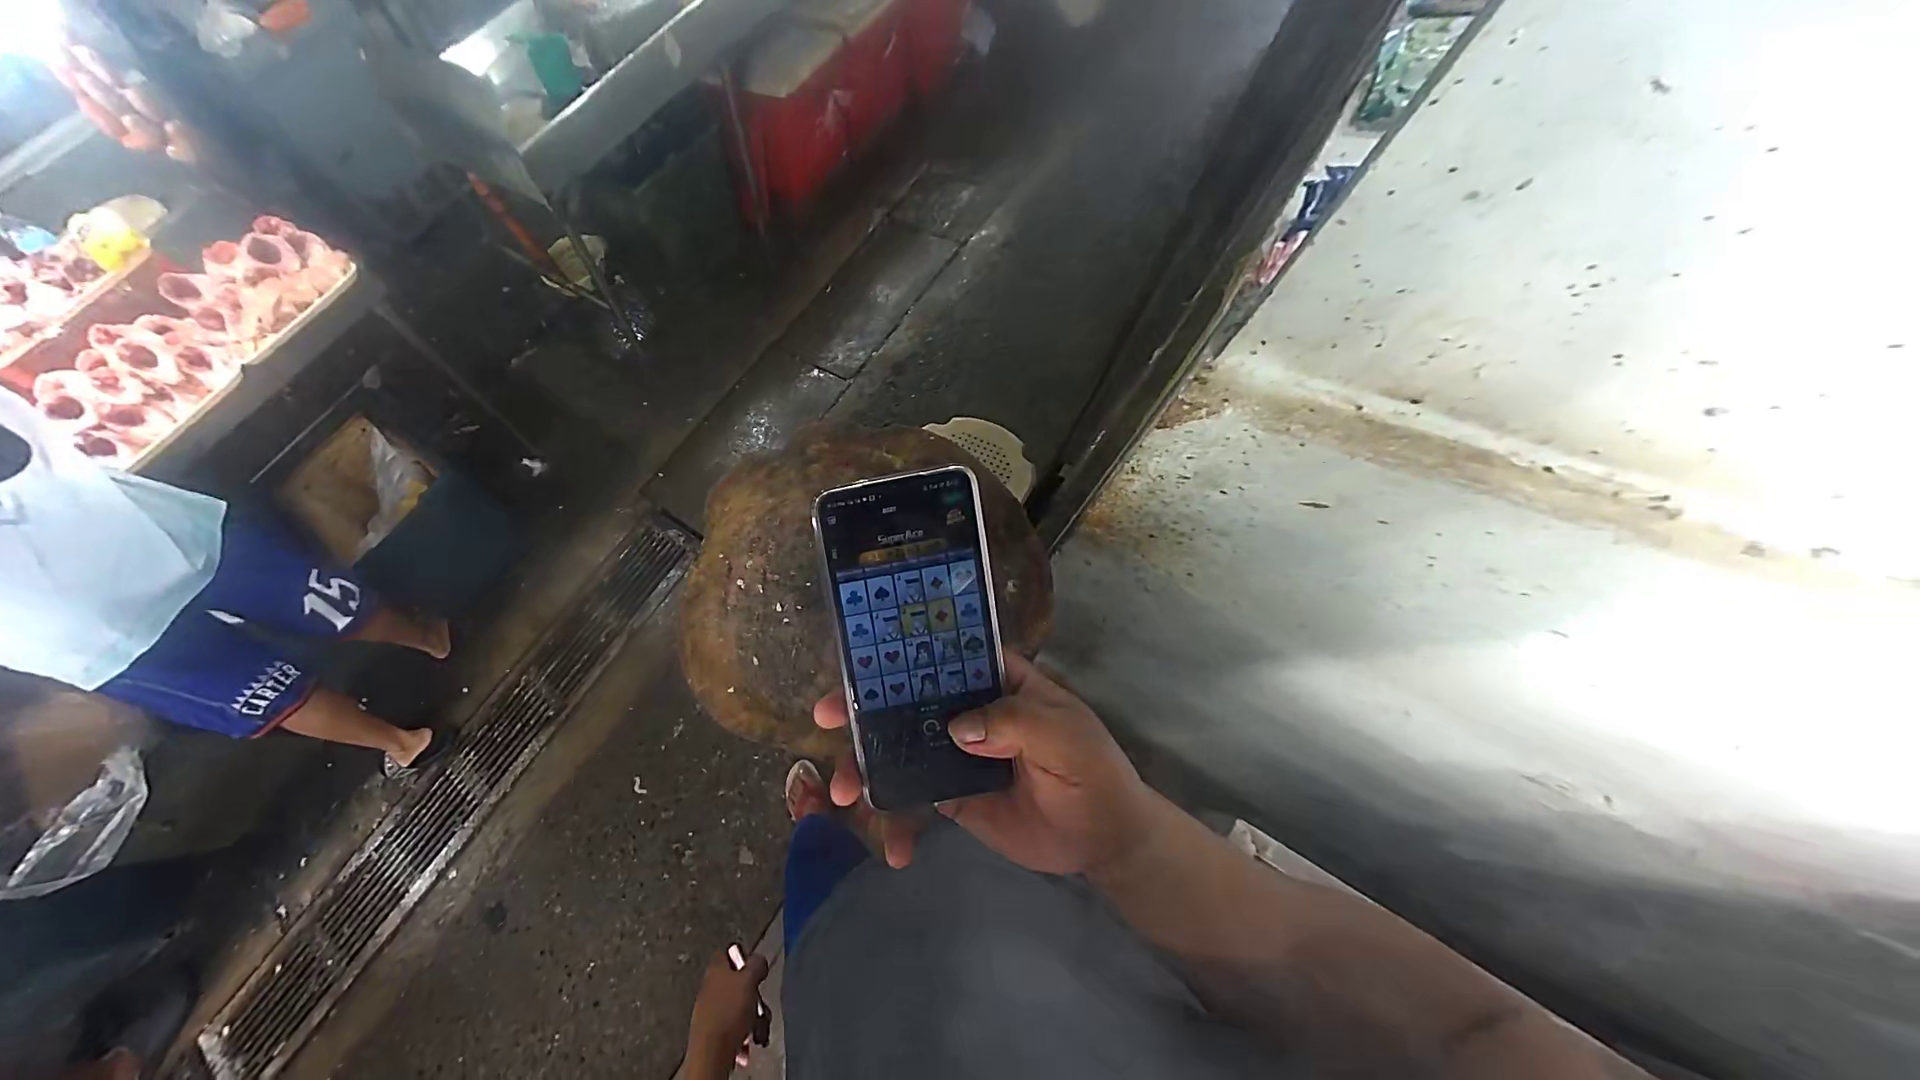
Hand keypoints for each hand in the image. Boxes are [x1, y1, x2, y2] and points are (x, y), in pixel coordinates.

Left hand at [685, 946, 768, 1076]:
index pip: (727, 953)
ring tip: (756, 1031)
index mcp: (716, 970)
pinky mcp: (712, 1034)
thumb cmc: (730, 1012)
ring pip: (739, 1008)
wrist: (711, 1054)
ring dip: (753, 1019)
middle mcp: (710, 989)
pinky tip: (746, 1043)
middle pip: (738, 984)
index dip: (742, 956)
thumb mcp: (749, 980)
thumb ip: (756, 964)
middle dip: (754, 997)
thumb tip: (758, 960)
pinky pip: (733, 1027)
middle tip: (760, 1008)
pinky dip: (743, 1034)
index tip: (755, 968)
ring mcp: (710, 1012)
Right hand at [812, 654, 1161, 874]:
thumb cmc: (1091, 769)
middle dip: (865, 707)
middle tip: (825, 717)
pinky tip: (895, 850)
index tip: (859, 660)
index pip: (945, 655)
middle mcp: (969, 709)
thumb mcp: (1063, 734)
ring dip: (866, 764)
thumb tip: (956, 728)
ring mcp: (956, 752)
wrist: (1101, 838)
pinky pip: (914, 798)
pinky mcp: (951, 794)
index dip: (903, 652)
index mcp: (997, 680)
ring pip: (901, 747)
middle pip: (909, 698)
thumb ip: (1013, 722)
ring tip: (843, 793)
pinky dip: (897, 821)